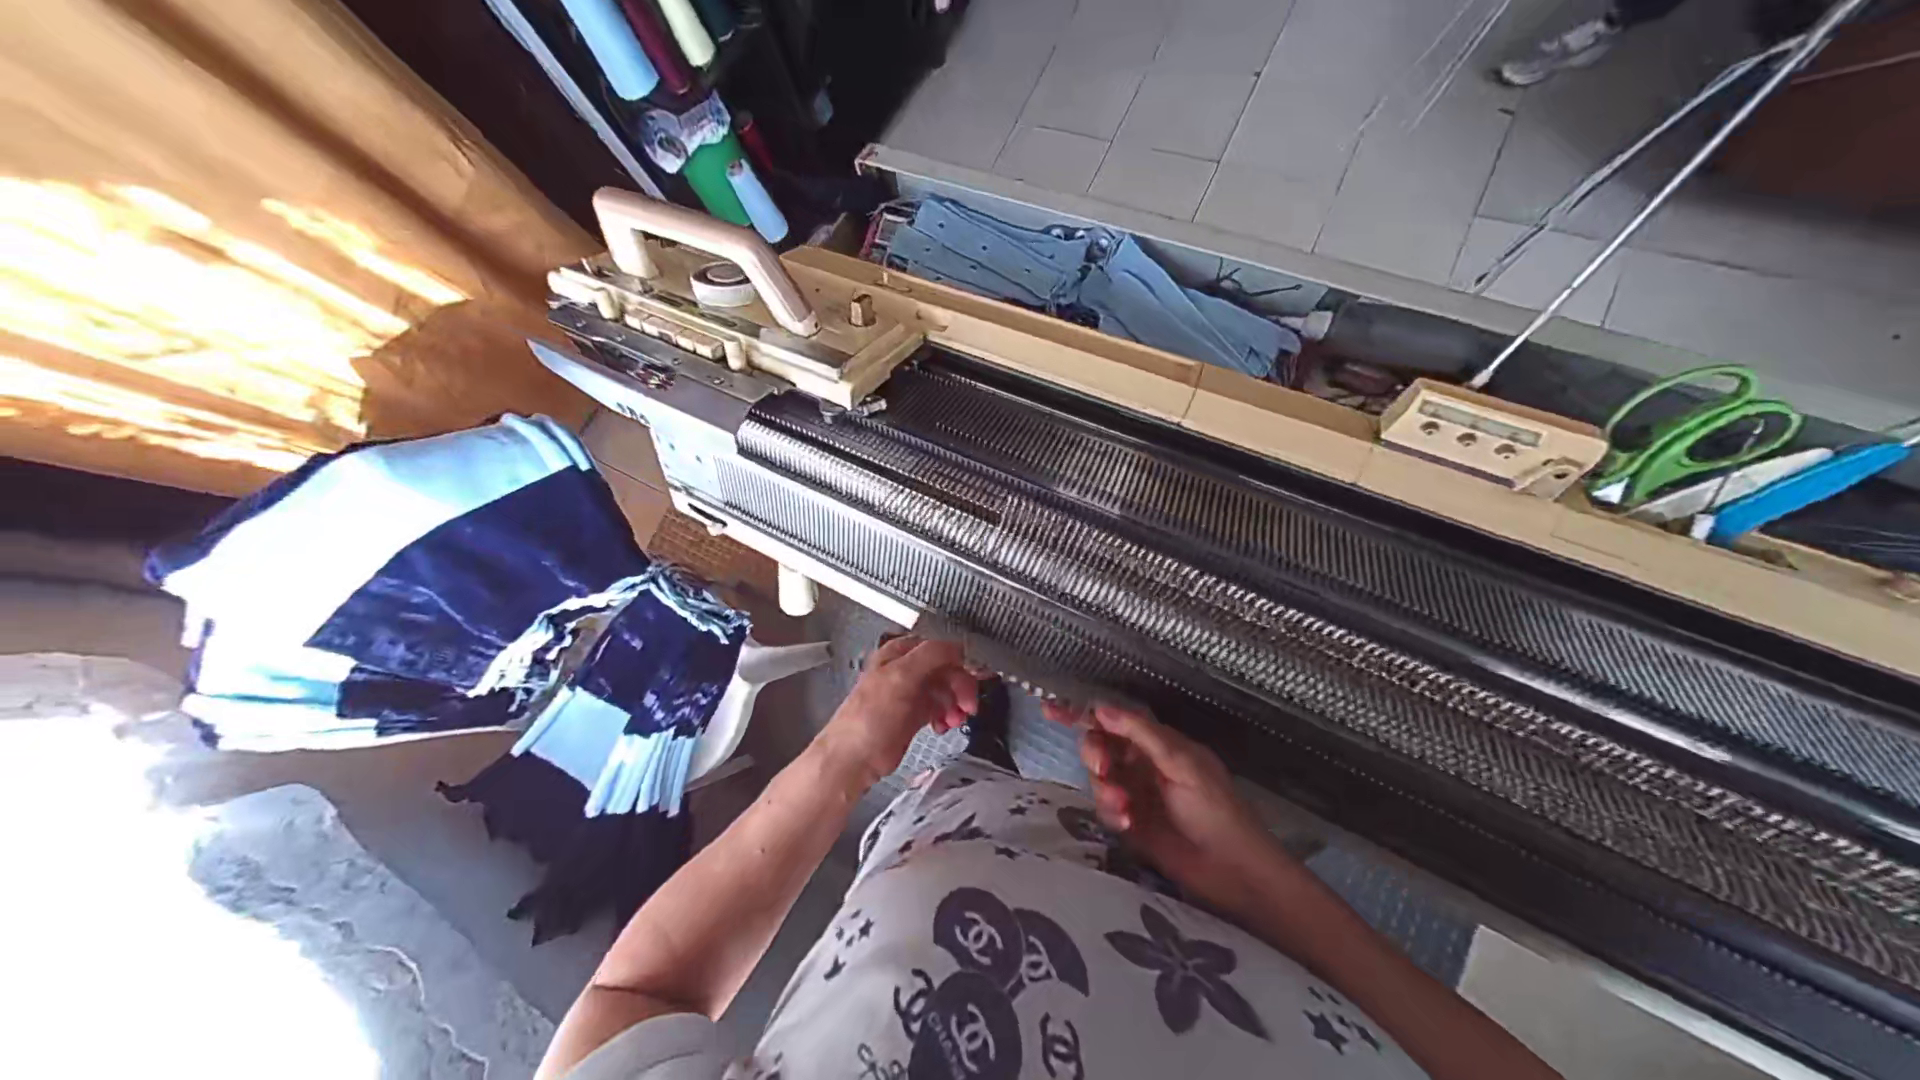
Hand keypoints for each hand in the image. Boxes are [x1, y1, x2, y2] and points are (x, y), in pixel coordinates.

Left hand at [815, 636, 977, 787]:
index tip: (972, 678)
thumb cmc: (867, 720)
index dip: (958, 663)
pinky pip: (939, 709)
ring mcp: (909, 694)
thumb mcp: (901, 676)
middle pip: (945, 671)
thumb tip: (956, 647)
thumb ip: (930, 656)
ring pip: (945, 691)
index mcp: (898, 654)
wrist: (853, 759)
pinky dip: (946, 717)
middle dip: (960, 687)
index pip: (938, 649)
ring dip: (955, 705)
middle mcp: (904, 671)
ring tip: (955, 720)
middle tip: (968, 704)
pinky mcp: (912, 716)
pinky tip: (944, 726)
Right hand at [1047, 701, 1276, 910]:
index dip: (1083, 713)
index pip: (1115, 719)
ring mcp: (1134, 794)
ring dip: (1104, 789)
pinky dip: (1110, 812)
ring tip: (1124, 808)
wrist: (1234, 872)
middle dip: (1095, 754)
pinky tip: (1126, 823)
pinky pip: (1104, 808)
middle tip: (1103, 768)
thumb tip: (1102, 708)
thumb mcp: (1183, 764)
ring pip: (1098, 778)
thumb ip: (1141, 734)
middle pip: (1099, 746)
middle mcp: (1142, 764)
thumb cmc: (1217, 810)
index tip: (1051, 709)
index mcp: (1158, 742)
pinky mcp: (1129, 823)